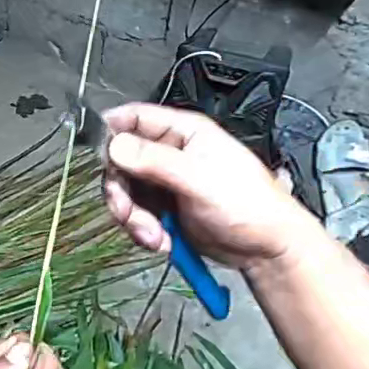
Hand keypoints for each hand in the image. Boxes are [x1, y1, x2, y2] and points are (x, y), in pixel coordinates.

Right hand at [101, 102, 319, 271]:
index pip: (133, 118)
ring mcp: (165, 181)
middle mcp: (170, 152)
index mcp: (183, 132)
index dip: (111, 133)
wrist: (267, 250)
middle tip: (128, 211)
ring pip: (125, 190)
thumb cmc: (249, 205)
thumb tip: (116, 145)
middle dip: (121, 190)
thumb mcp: (199, 179)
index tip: (101, 157)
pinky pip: (136, 213)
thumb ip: (155, 161)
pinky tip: (161, 241)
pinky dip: (142, 229)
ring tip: (153, 235)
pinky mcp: (164, 207)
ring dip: (132, 216)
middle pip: (120, 160)